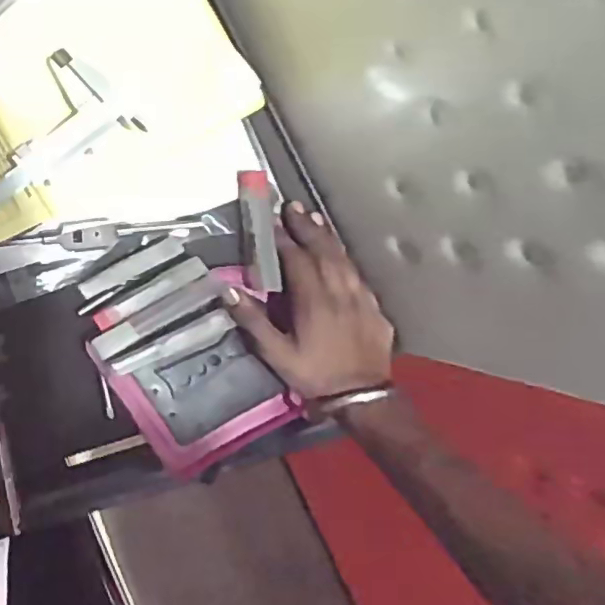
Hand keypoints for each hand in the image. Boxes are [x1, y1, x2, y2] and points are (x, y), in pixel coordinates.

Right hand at [223, 200, 395, 401]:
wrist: (362, 398)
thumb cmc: (313, 374)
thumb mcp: (275, 353)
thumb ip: (253, 321)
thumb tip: (229, 291)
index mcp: (314, 301)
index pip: (298, 260)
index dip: (284, 239)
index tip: (273, 220)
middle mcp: (340, 293)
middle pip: (324, 252)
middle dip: (308, 228)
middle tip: (294, 207)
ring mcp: (361, 299)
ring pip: (344, 260)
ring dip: (328, 238)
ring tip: (316, 220)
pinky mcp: (374, 309)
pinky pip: (358, 275)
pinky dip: (345, 259)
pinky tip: (340, 257)